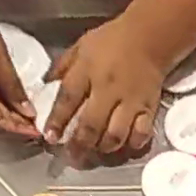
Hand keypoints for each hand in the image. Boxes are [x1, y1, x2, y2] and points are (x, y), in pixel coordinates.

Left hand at [43, 15, 164, 153]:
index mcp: (88, 70)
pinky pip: (140, 135)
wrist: (148, 38)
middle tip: (73, 157)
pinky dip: (131, 145)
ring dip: (104, 148)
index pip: (68, 99)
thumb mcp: (82, 47)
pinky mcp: (148, 110)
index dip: (57, 121)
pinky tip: (124, 146)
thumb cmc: (112, 42)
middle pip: (91, 124)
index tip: (50, 137)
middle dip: (80, 144)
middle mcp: (108, 88)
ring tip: (97, 152)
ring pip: (115, 135)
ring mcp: (130, 101)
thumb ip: (65, 68)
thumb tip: (47, 88)